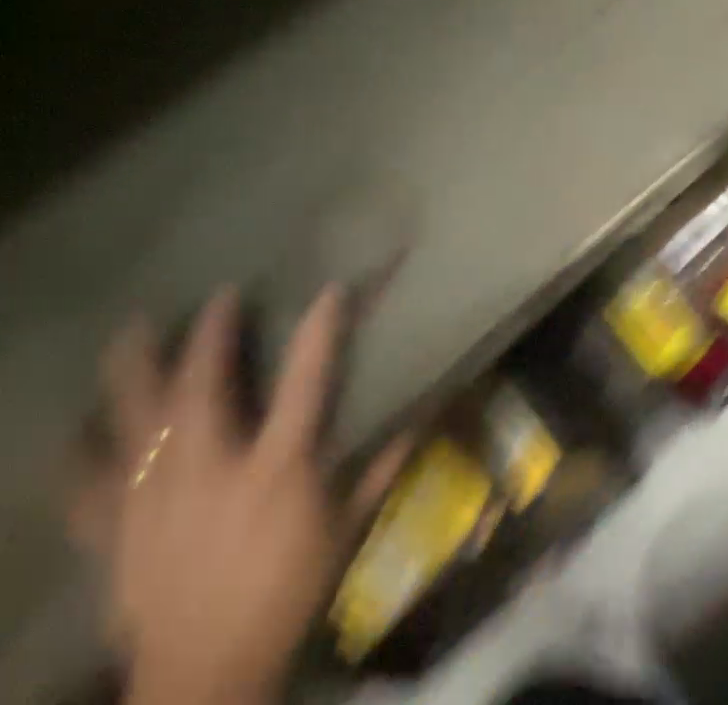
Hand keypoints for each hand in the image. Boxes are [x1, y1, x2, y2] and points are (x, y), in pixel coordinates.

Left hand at [105, 286, 407, 703]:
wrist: (208, 662)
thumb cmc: (293, 589)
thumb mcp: (349, 528)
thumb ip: (382, 469)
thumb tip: (422, 419)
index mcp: (279, 468)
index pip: (305, 383)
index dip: (318, 332)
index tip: (328, 292)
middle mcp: (211, 469)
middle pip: (203, 388)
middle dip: (209, 336)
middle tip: (217, 297)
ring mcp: (152, 495)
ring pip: (133, 418)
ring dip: (133, 368)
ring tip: (133, 328)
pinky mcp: (112, 526)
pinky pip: (83, 479)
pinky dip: (77, 449)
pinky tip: (79, 425)